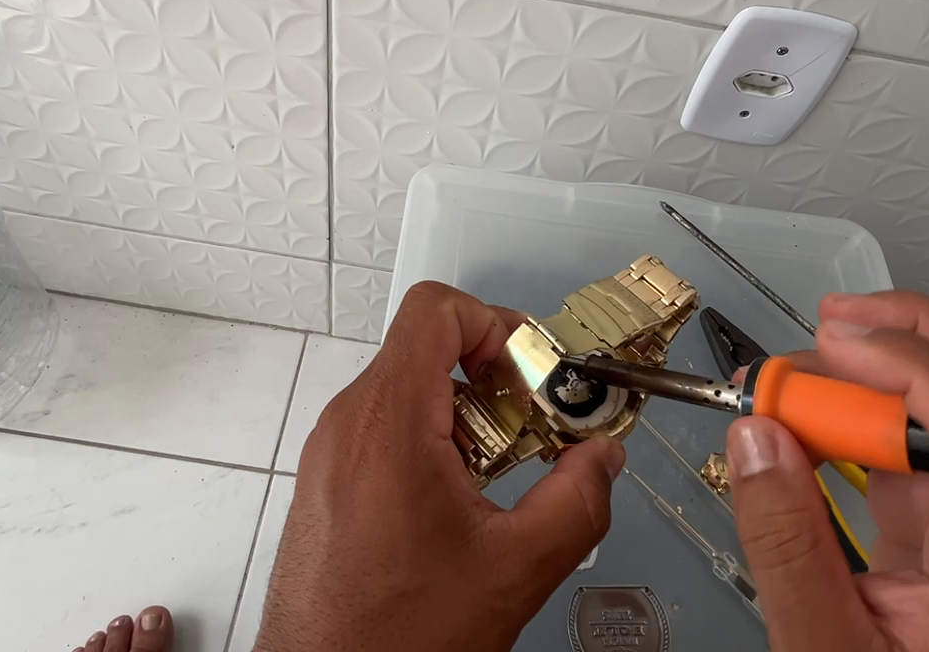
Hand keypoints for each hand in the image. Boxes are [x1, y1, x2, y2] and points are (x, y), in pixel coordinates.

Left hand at [255, 282, 623, 651]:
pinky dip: (431, 437)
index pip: (434, 309)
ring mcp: (330, 448)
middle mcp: (349, 420)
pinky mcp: (325, 477)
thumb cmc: (399, 639)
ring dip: (464, 412)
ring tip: (499, 471)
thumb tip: (602, 457)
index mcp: (388, 420)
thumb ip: (576, 503)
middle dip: (490, 375)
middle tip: (530, 426)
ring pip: (407, 386)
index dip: (491, 322)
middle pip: (425, 346)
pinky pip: (383, 423)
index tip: (526, 371)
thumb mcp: (512, 570)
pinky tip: (458, 499)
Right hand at [729, 291, 928, 651]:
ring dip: (867, 370)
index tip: (832, 342)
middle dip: (919, 335)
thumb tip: (754, 432)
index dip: (923, 369)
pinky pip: (900, 442)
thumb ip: (786, 547)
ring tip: (781, 378)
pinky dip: (845, 412)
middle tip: (831, 322)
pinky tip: (791, 418)